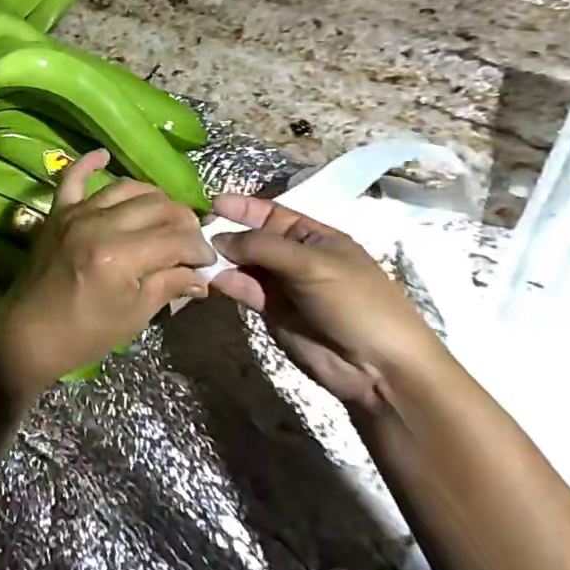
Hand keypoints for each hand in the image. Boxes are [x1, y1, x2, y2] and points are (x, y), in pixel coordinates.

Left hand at [0, 150, 213, 400]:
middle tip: (190, 241)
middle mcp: (99, 225)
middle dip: (183, 222)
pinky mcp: (58, 212)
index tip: (206, 260)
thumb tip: (201, 273)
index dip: (199, 248)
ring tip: (166, 216)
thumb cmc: (83, 334)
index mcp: (120, 256)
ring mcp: (76, 214)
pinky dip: (89, 163)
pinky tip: (104, 155)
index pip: (176, 238)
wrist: (26, 335)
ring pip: (127, 188)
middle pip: (158, 207)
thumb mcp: (134, 316)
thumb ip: (169, 285)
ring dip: (154, 198)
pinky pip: (72, 177)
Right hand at [209, 195, 447, 411]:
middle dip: (226, 233)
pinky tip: (208, 278)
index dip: (243, 207)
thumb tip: (219, 239)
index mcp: (313, 235)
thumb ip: (263, 247)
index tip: (212, 203)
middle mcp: (294, 257)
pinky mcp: (271, 312)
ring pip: (243, 265)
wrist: (377, 367)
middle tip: (192, 232)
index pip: (271, 214)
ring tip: (194, 255)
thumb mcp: (311, 263)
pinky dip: (225, 283)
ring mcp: (282, 285)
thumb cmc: (353, 300)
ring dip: (221, 259)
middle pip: (252, 238)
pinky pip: (243, 290)